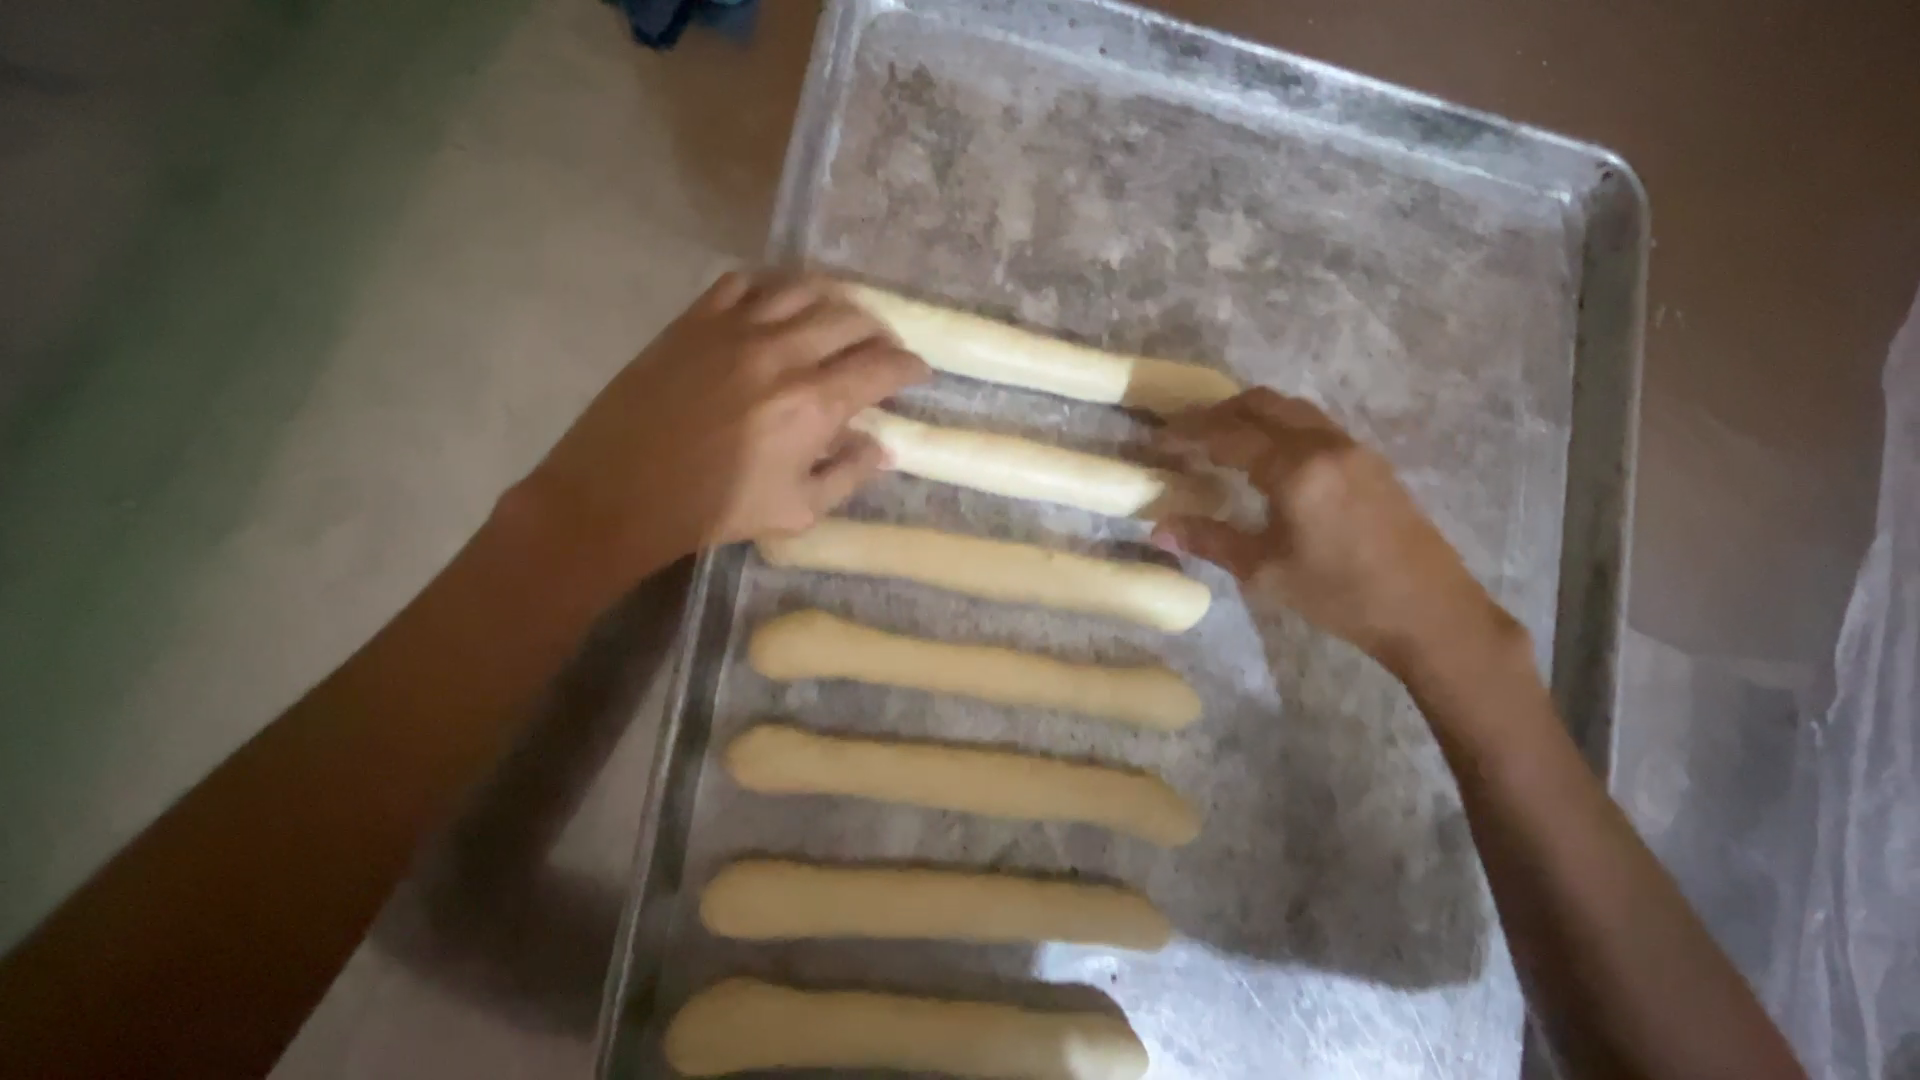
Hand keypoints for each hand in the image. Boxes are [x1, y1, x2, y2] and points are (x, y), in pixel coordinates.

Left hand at [520, 270, 929, 582]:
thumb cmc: (715, 510)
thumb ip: (848, 474)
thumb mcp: (798, 511)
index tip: (917, 373)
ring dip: (836, 299)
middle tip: (882, 349)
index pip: (881, 366)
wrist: (621, 491)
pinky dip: (775, 286)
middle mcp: (783, 353)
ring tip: (842, 317)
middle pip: (852, 318)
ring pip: (804, 288)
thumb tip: (882, 446)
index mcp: (813, 404)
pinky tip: (780, 303)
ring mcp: (736, 327)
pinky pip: (746, 281)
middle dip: (880, 332)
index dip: (909, 366)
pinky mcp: (696, 319)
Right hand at [1152, 388, 1516, 674]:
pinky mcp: (1370, 461)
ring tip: (1220, 441)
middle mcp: (1325, 443)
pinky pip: (1313, 424)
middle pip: (1260, 404)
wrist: (1430, 611)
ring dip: (1250, 416)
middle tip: (1184, 434)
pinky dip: (1279, 427)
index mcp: (1296, 468)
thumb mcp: (1266, 572)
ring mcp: (1353, 448)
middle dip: (1216, 413)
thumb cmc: (1341, 595)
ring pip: (1291, 409)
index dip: (1187, 435)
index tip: (1155, 442)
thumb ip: (1210, 541)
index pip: (1228, 436)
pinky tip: (1267, 458)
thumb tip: (1158, 529)